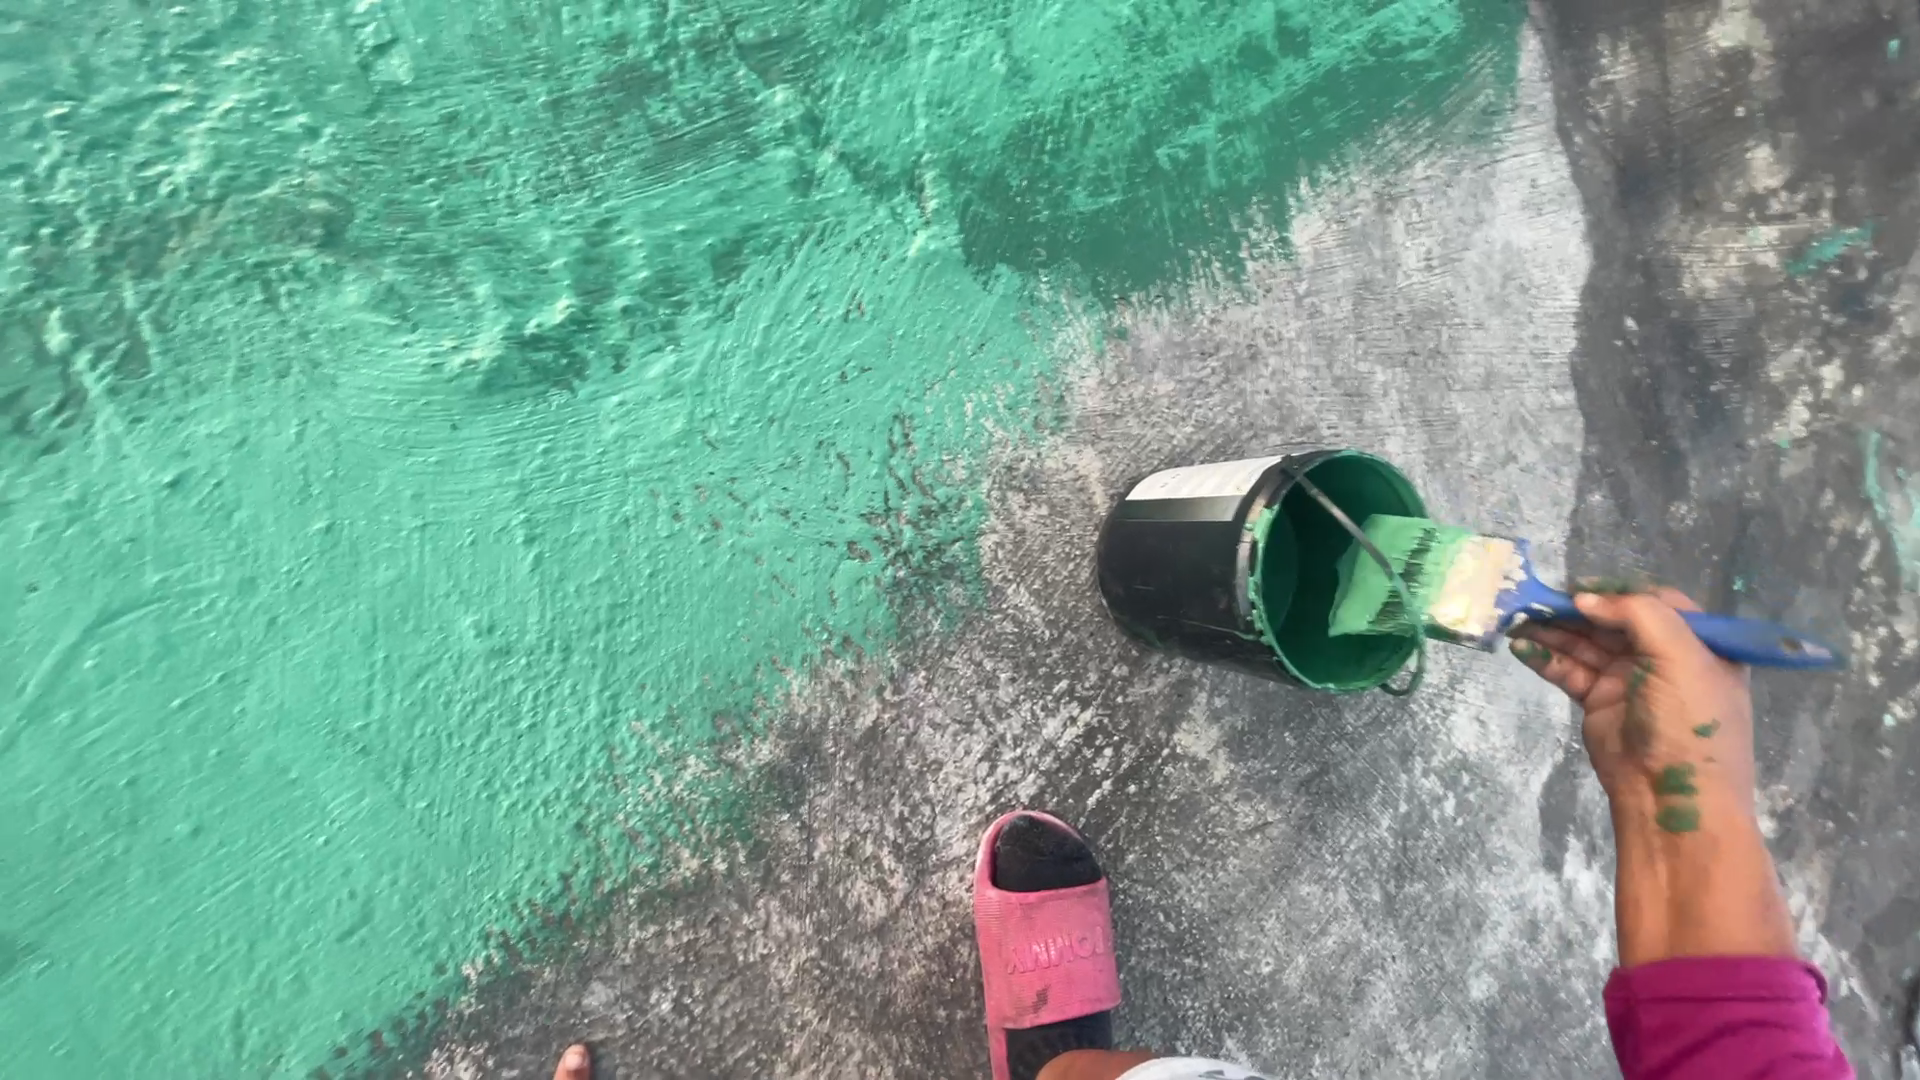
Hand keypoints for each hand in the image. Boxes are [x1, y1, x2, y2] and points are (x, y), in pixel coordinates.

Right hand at [1509, 588, 1755, 822]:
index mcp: (1698, 644)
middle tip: (1532, 602)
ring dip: (1550, 631)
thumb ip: (1637, 617)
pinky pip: (1567, 669)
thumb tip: (1583, 599)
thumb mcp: (1680, 660)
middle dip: (1572, 611)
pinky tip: (1520, 648)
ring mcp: (1627, 678)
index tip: (1576, 589)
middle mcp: (1663, 657)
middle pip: (1610, 621)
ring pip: (1583, 643)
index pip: (1654, 602)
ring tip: (1515, 621)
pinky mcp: (1597, 697)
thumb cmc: (1688, 721)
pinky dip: (1543, 657)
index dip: (1615, 593)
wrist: (1669, 791)